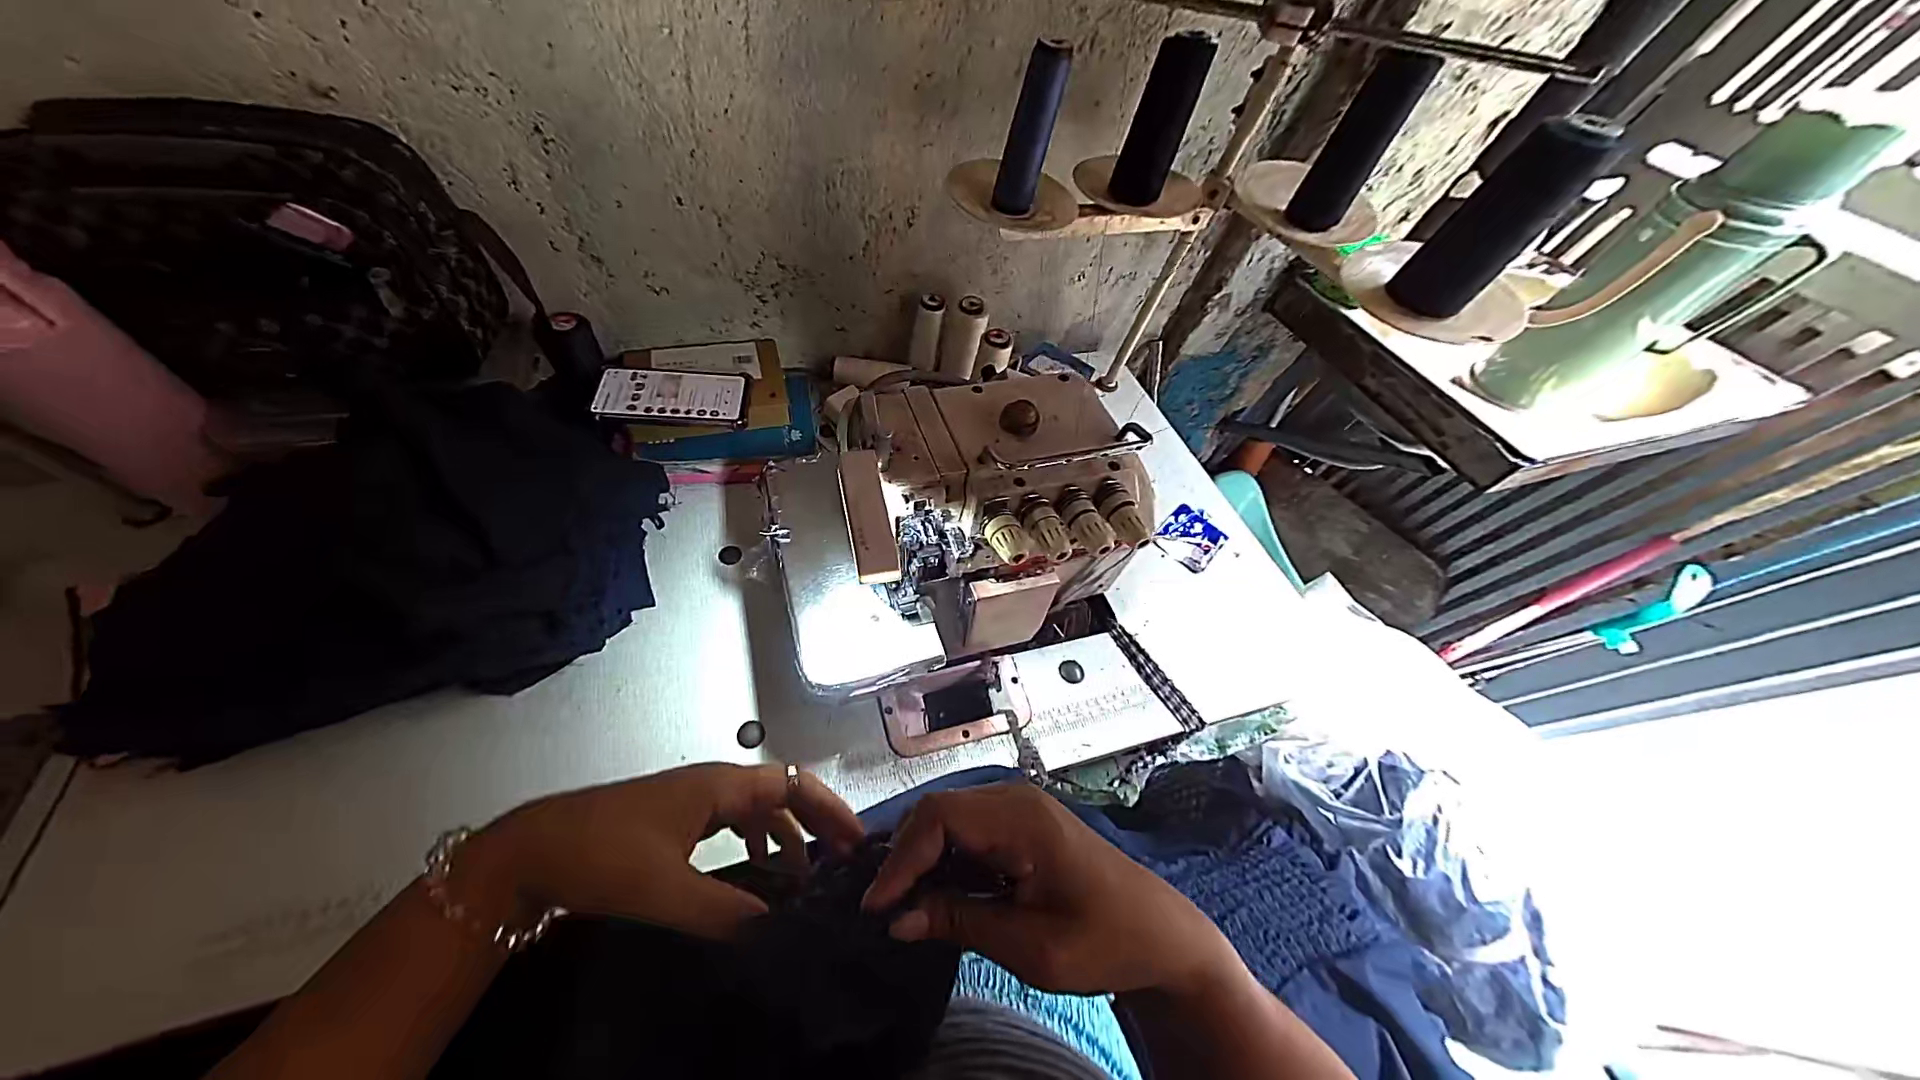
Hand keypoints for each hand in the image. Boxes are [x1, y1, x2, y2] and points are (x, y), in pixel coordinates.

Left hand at [467, 763, 864, 939]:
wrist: (528, 852)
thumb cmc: (599, 853)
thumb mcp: (664, 889)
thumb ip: (723, 909)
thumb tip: (773, 929)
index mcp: (719, 786)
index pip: (792, 785)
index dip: (828, 809)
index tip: (854, 841)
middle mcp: (712, 785)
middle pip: (781, 794)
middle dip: (815, 822)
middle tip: (840, 861)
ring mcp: (693, 801)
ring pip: (756, 811)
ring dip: (785, 836)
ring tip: (805, 875)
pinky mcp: (675, 821)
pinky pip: (732, 824)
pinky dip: (756, 844)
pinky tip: (753, 873)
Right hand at [861, 782, 1240, 997]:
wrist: (1161, 934)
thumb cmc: (1106, 940)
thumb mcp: (1032, 946)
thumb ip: (961, 923)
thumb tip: (898, 920)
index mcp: (1023, 818)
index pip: (939, 817)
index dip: (901, 858)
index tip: (877, 906)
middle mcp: (1016, 800)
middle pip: (939, 810)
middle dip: (906, 856)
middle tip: (886, 908)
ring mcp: (1020, 808)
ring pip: (949, 818)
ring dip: (924, 858)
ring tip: (906, 904)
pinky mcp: (1022, 824)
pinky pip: (969, 829)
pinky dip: (947, 858)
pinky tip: (941, 892)